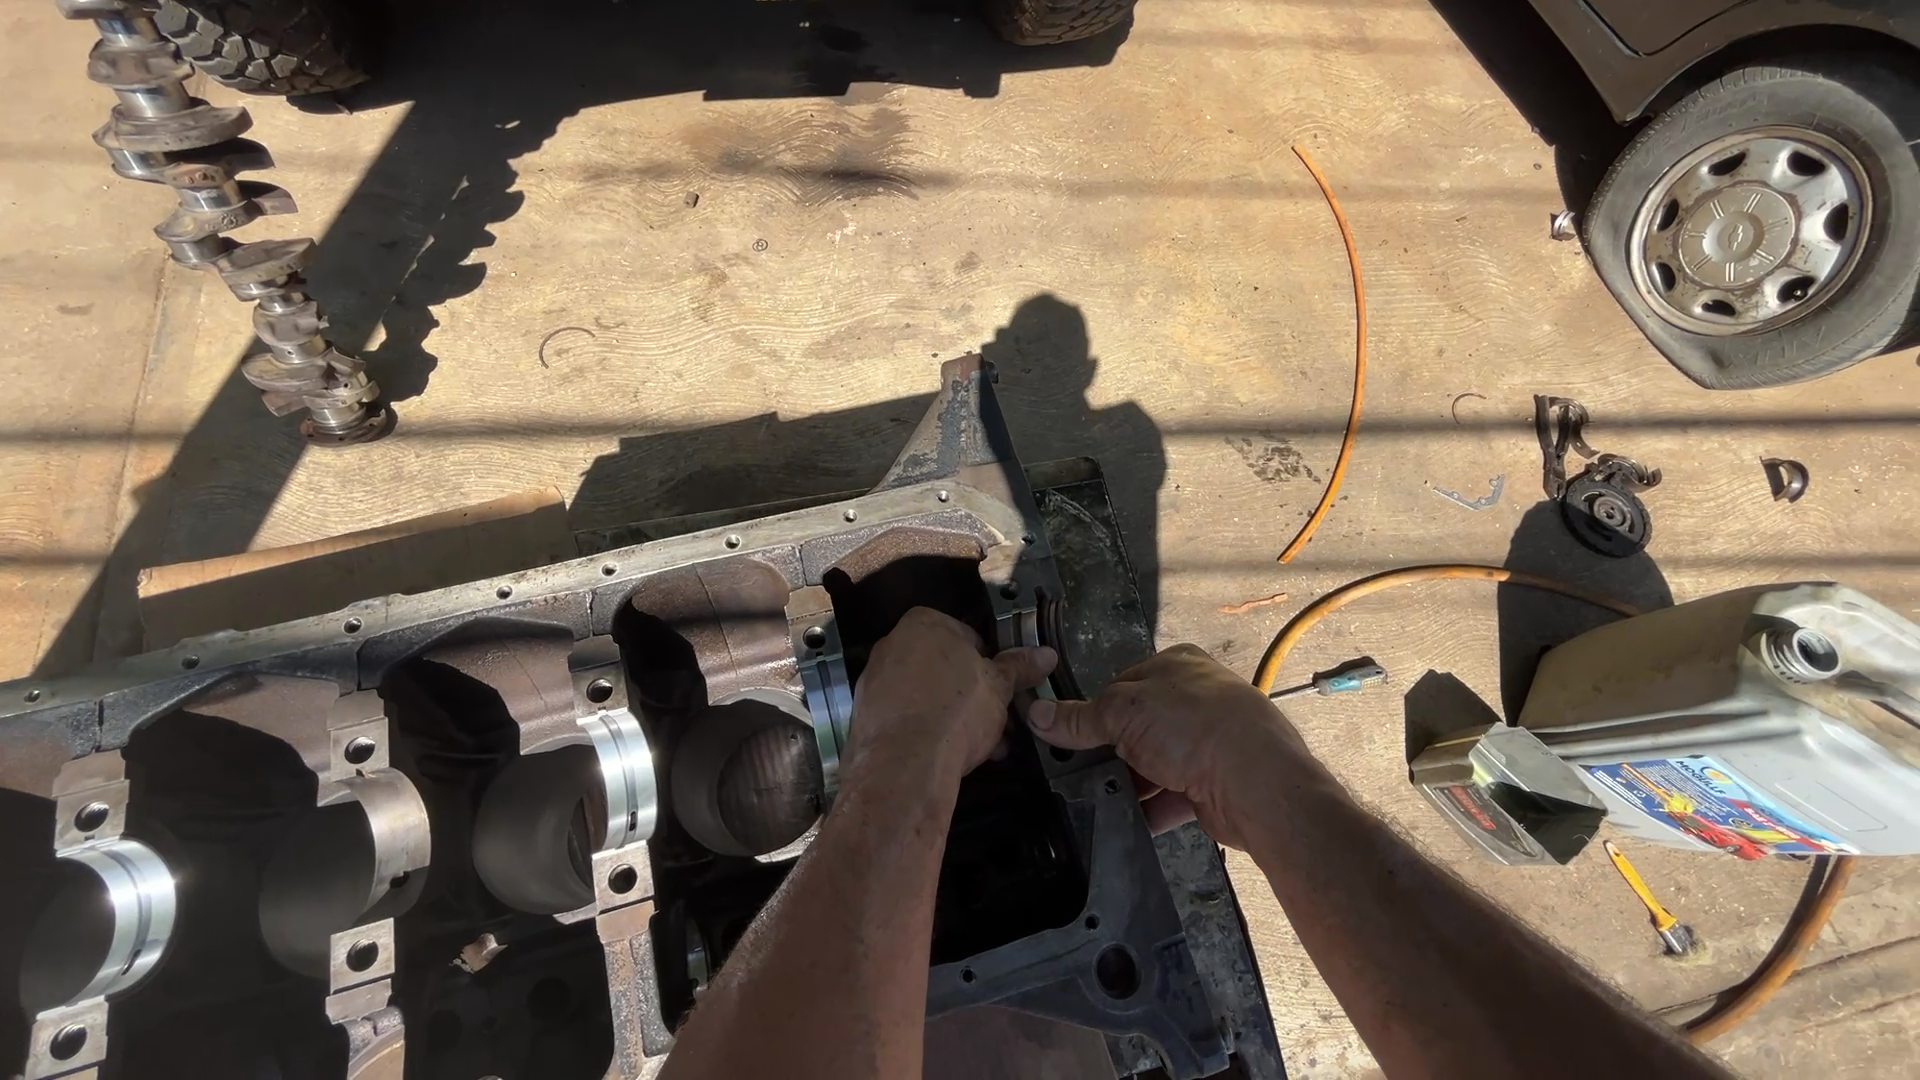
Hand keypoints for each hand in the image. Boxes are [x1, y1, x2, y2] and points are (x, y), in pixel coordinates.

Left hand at [843, 607, 1056, 792]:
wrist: (904, 763)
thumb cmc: (956, 710)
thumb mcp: (999, 686)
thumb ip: (1020, 667)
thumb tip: (1046, 654)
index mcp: (924, 623)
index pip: (969, 636)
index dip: (992, 665)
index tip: (1004, 690)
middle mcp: (893, 644)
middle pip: (947, 668)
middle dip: (976, 695)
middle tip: (1000, 721)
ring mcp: (875, 681)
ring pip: (928, 695)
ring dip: (958, 717)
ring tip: (986, 746)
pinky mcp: (867, 715)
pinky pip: (908, 717)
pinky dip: (929, 730)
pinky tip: (954, 755)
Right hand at [1025, 644, 1314, 848]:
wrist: (1256, 783)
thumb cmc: (1190, 727)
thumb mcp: (1122, 712)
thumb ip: (1079, 718)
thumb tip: (1035, 713)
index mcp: (1177, 664)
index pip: (1122, 685)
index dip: (1096, 710)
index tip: (1072, 734)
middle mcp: (1196, 697)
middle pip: (1138, 726)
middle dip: (1112, 750)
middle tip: (1081, 771)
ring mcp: (1209, 741)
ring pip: (1154, 762)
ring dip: (1130, 782)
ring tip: (1098, 799)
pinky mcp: (1215, 782)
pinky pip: (1172, 796)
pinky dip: (1150, 809)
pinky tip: (1126, 821)